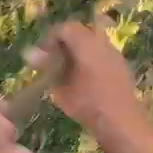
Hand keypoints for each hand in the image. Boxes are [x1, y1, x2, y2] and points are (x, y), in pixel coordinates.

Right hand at [26, 20, 150, 137]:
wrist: (123, 124)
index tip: (42, 55)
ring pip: (94, 42)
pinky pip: (103, 54)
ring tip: (68, 70)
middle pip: (81, 31)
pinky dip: (91, 59)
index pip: (65, 28)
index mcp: (86, 44)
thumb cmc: (88, 104)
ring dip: (79, 50)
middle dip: (65, 42)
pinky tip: (85, 79)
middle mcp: (102, 43)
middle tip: (54, 59)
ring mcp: (115, 54)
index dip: (51, 38)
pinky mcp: (122, 67)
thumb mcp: (61, 87)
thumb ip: (47, 67)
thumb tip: (30, 54)